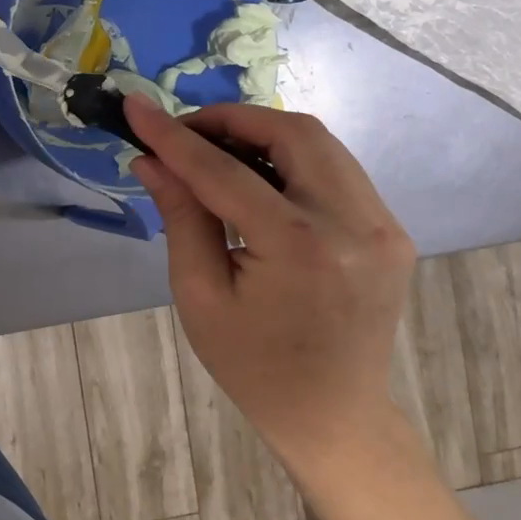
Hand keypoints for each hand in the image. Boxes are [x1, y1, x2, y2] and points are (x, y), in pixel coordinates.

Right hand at [123, 96, 415, 467]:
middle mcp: (356, 226)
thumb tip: (151, 160)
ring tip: (207, 151)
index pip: (223, 170)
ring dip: (258, 134)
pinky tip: (248, 177)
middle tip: (179, 134)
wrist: (332, 413)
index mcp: (302, 248)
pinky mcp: (387, 231)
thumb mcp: (198, 292)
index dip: (171, 135)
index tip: (132, 106)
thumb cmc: (251, 361)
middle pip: (294, 134)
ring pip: (319, 144)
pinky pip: (333, 168)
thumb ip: (181, 216)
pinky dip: (284, 156)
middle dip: (229, 120)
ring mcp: (383, 227)